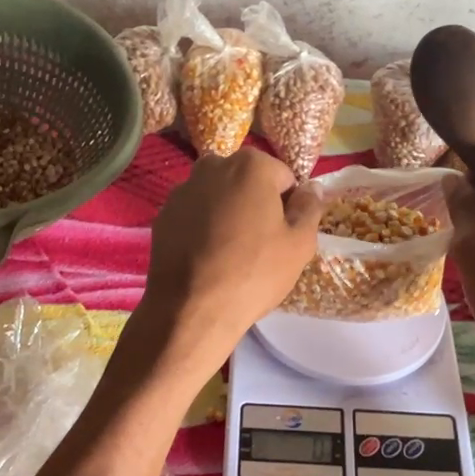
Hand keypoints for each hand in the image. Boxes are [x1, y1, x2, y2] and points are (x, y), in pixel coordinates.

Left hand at [133, 148, 324, 372]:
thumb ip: (309, 207)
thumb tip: (312, 188)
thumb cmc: (254, 273)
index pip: (283, 177)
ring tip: (230, 255)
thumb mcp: (299, 244)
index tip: (283, 235)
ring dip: (227, 216)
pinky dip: (202, 230)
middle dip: (255, 205)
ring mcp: (181, 191)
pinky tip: (206, 260)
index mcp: (250, 165)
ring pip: (217, 198)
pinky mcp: (162, 217)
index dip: (288, 206)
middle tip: (259, 245)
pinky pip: (193, 217)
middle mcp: (211, 167)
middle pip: (246, 183)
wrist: (191, 309)